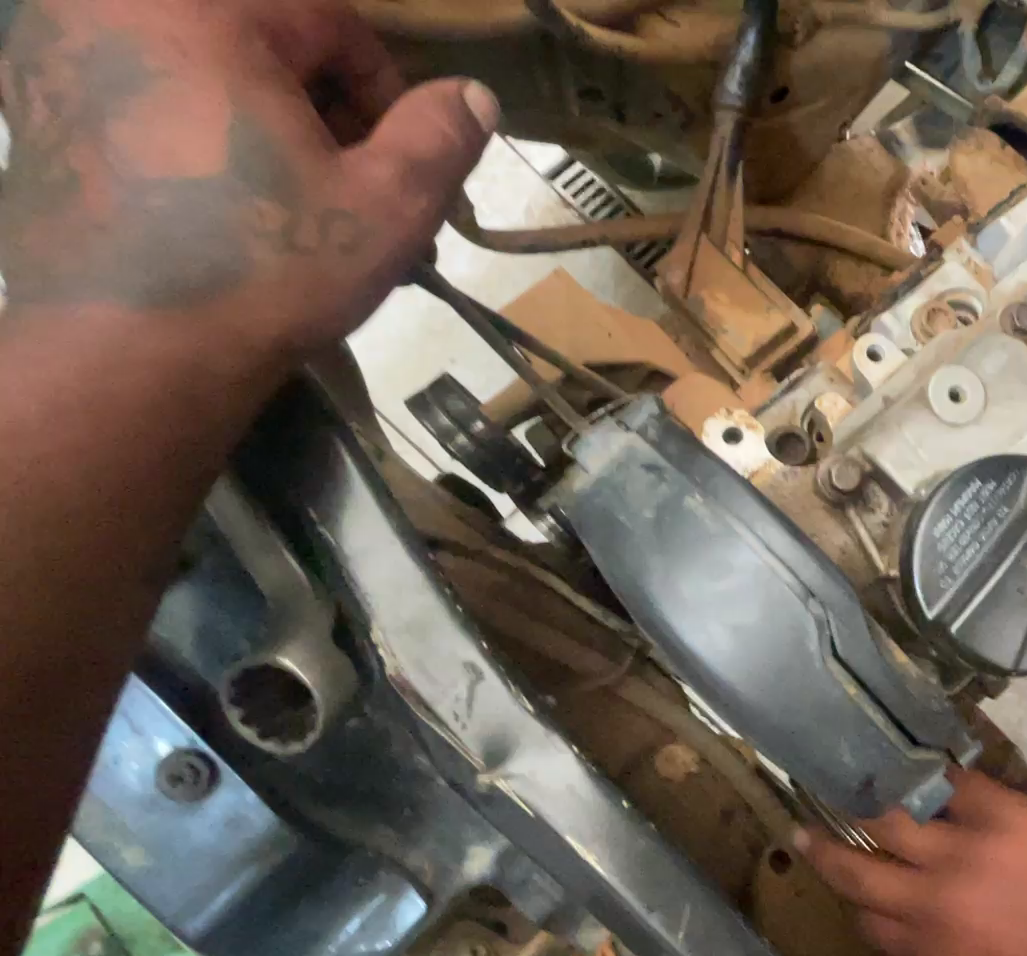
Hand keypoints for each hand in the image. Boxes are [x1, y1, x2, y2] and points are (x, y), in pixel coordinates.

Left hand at [0, 0, 494, 356]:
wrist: (132, 344)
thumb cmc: (274, 264)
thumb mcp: (390, 204)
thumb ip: (440, 137)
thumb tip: (476, 94)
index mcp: (199, 9)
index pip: (332, 21)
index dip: (389, 96)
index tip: (404, 170)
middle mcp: (109, 4)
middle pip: (270, 39)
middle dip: (332, 114)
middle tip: (364, 196)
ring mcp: (58, 50)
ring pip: (216, 69)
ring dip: (280, 128)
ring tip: (311, 211)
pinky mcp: (38, 103)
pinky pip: (158, 94)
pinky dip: (216, 137)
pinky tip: (240, 207)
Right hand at [799, 769, 1026, 955]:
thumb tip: (929, 935)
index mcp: (933, 950)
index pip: (870, 924)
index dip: (856, 905)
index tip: (852, 891)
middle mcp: (933, 897)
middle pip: (862, 871)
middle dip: (825, 852)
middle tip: (801, 830)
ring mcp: (965, 847)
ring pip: (893, 818)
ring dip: (862, 801)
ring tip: (842, 782)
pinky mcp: (1000, 810)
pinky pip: (954, 783)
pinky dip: (932, 772)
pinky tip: (915, 757)